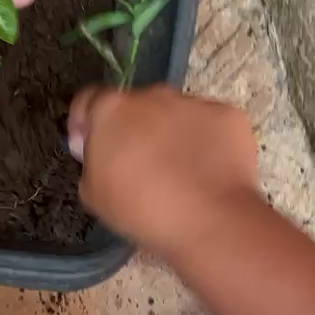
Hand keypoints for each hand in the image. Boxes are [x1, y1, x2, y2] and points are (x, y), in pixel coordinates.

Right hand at [67, 85, 261, 255]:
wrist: (209, 220)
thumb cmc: (140, 210)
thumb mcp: (92, 193)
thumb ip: (93, 161)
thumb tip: (105, 153)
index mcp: (111, 110)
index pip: (88, 101)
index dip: (86, 125)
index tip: (91, 149)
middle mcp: (151, 95)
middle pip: (135, 107)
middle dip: (133, 130)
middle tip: (138, 167)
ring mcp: (193, 102)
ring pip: (174, 114)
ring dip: (170, 135)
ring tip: (179, 173)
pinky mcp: (228, 115)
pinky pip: (209, 125)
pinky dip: (206, 143)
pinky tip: (207, 172)